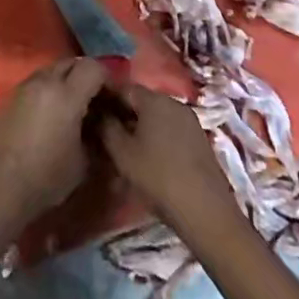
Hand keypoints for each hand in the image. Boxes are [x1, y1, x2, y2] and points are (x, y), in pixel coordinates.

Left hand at [0, 58, 108, 211]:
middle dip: (87, 75)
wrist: (0, 184)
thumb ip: (97, 136)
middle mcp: (45, 81)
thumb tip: (102, 126)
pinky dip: (50, 88)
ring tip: (74, 105)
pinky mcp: (12, 96)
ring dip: (67, 80)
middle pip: (72, 63)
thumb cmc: (47, 176)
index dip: (108, 78)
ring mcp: (26, 86)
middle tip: (96, 99)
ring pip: (53, 69)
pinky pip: (38, 81)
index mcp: (66, 94)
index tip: (113, 98)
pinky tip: (53, 112)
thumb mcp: (83, 162)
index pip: (93, 67)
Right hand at [95, 84, 237, 223]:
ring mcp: (190, 120)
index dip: (106, 99)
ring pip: (157, 116)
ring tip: (127, 147)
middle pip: (142, 101)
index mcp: (154, 99)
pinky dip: (157, 136)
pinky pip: (171, 128)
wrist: (205, 210)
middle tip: (107, 133)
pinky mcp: (199, 139)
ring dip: (141, 126)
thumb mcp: (122, 153)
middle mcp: (174, 102)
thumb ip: (106, 127)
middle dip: (124, 113)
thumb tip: (98, 113)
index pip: (123, 88)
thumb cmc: (158, 176)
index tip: (93, 114)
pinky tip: (150, 156)